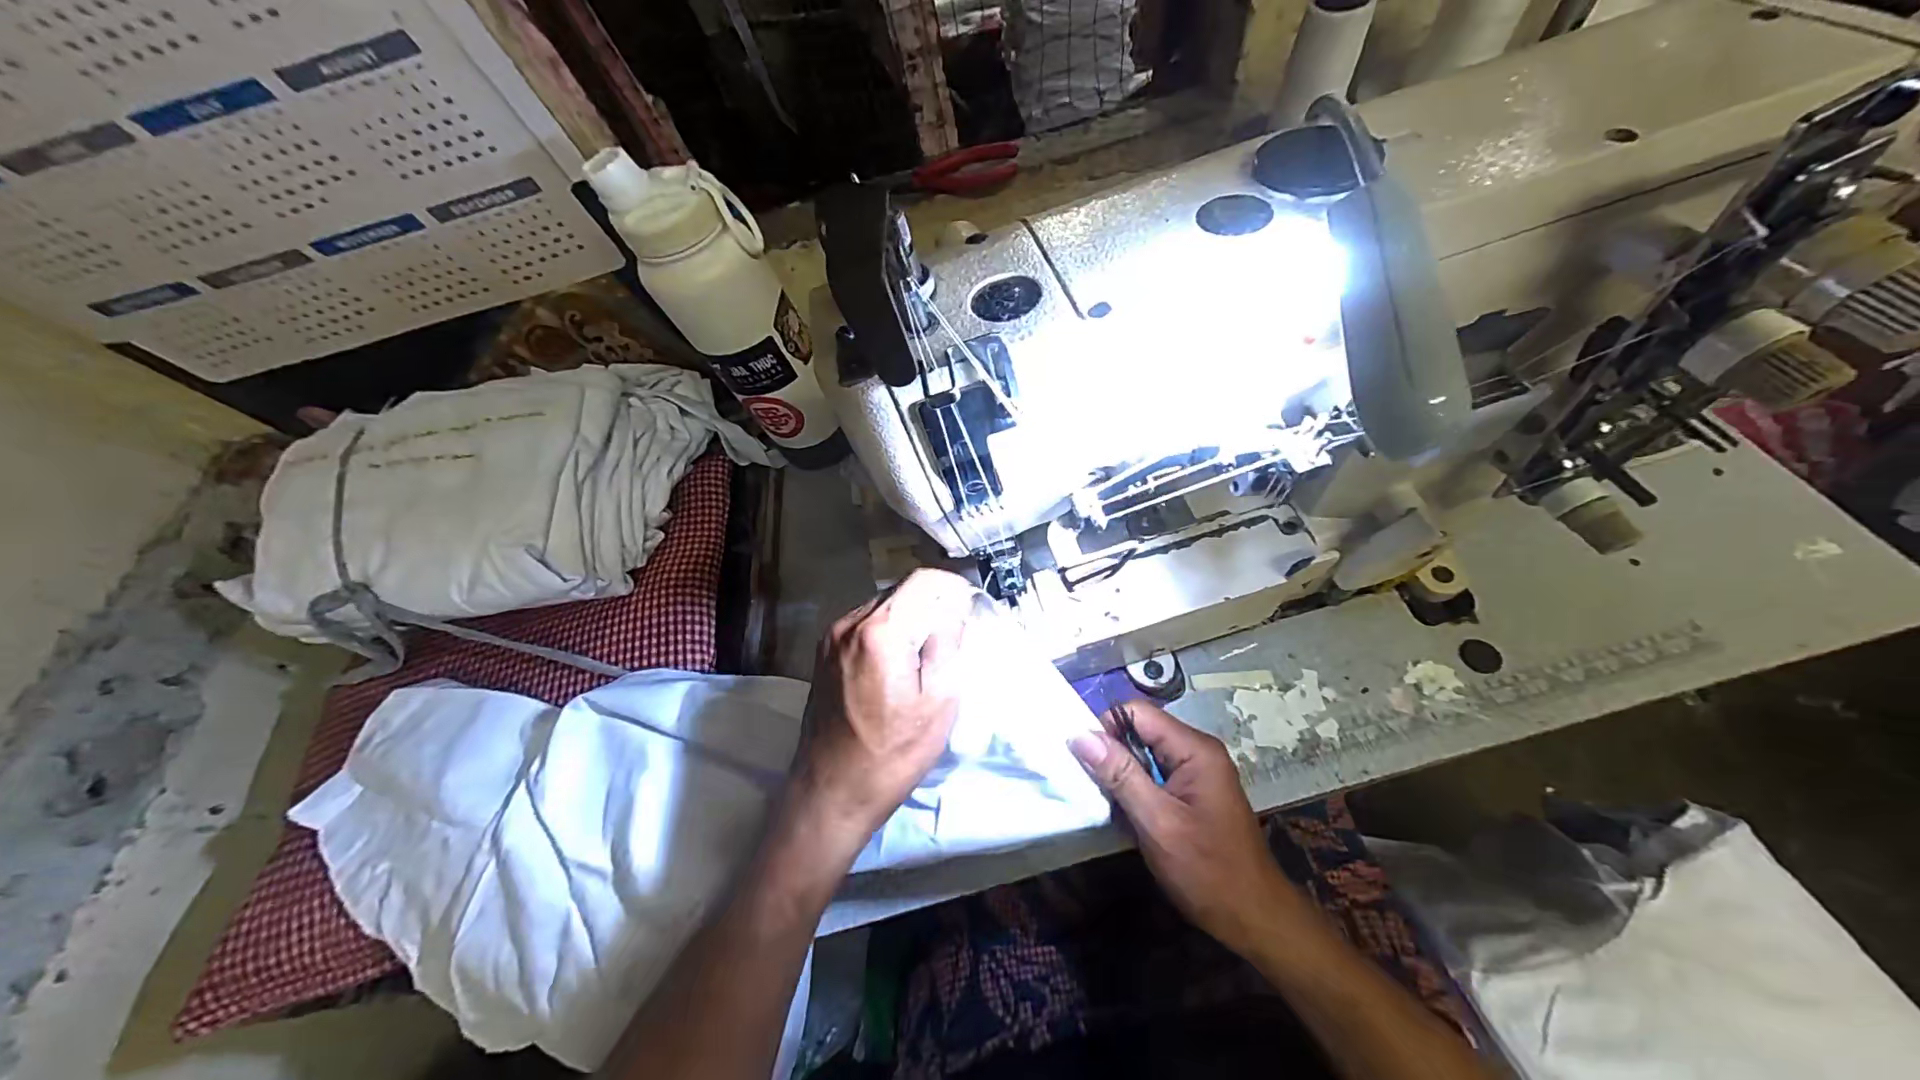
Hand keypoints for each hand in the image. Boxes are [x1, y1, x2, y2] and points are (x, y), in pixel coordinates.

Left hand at [787, 568, 975, 852]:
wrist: (830, 793)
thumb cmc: (891, 755)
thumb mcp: (938, 703)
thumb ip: (948, 645)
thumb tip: (953, 610)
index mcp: (879, 632)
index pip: (925, 581)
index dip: (954, 589)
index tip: (969, 612)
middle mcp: (849, 623)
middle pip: (903, 590)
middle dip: (933, 605)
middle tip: (954, 638)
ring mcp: (832, 637)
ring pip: (884, 606)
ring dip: (911, 619)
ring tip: (927, 656)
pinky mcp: (824, 653)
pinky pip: (866, 625)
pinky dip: (889, 632)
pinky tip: (899, 665)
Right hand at [1069, 701, 1295, 956]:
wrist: (1254, 919)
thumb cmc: (1207, 871)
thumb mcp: (1157, 822)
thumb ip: (1119, 774)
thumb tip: (1080, 735)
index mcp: (1195, 749)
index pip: (1137, 712)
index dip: (1106, 728)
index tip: (1086, 761)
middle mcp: (1198, 752)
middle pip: (1140, 731)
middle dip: (1113, 754)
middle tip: (1096, 788)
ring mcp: (1197, 774)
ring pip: (1144, 755)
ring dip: (1123, 776)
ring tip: (1113, 806)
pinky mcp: (1193, 794)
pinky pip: (1155, 776)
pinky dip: (1137, 791)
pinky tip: (1131, 818)